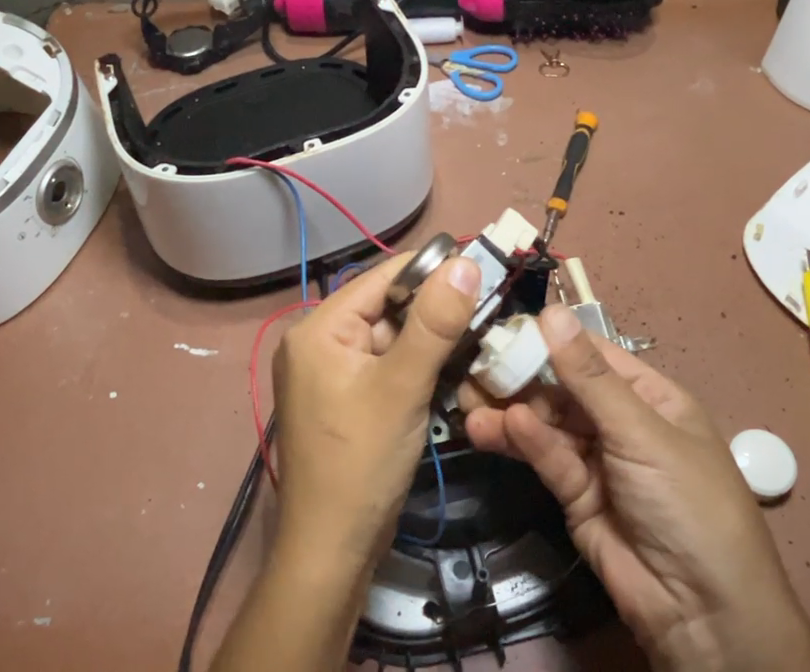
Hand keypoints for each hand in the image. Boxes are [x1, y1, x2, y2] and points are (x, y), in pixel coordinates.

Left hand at [211, 254, 480, 671]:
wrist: (331, 549)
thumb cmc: (361, 462)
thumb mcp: (402, 386)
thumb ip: (434, 322)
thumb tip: (464, 261)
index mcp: (319, 328)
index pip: (382, 277)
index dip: (433, 270)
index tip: (484, 268)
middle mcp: (318, 341)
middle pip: (387, 307)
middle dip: (436, 311)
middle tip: (491, 313)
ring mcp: (330, 373)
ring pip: (392, 339)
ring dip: (432, 343)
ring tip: (482, 341)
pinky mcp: (345, 400)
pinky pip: (387, 368)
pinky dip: (418, 369)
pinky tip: (454, 373)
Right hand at [460, 305, 809, 671]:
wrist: (702, 610)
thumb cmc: (687, 502)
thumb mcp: (641, 432)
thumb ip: (589, 377)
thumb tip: (550, 311)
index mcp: (650, 397)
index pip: (592, 354)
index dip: (548, 339)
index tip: (500, 326)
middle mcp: (621, 422)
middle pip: (562, 388)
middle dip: (519, 376)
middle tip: (472, 365)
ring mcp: (597, 459)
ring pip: (546, 423)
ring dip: (509, 411)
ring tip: (469, 402)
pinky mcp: (575, 495)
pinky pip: (545, 458)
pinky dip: (521, 442)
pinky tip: (494, 429)